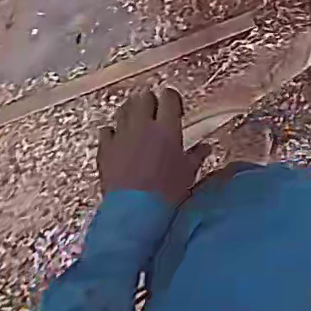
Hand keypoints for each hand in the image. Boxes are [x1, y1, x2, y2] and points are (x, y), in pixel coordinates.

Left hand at [96, 87, 209, 205]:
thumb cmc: (166, 193)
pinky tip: (118, 139)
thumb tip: (206, 147)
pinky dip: (113, 131)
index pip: (168, 97)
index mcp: (166, 127)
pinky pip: (107, 130)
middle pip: (143, 97)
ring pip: (124, 109)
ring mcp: (121, 135)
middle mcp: (142, 125)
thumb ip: (196, 155)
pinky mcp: (105, 148)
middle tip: (155, 113)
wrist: (134, 212)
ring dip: (131, 111)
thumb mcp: (187, 173)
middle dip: (150, 101)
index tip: (174, 106)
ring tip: (138, 122)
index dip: (171, 98)